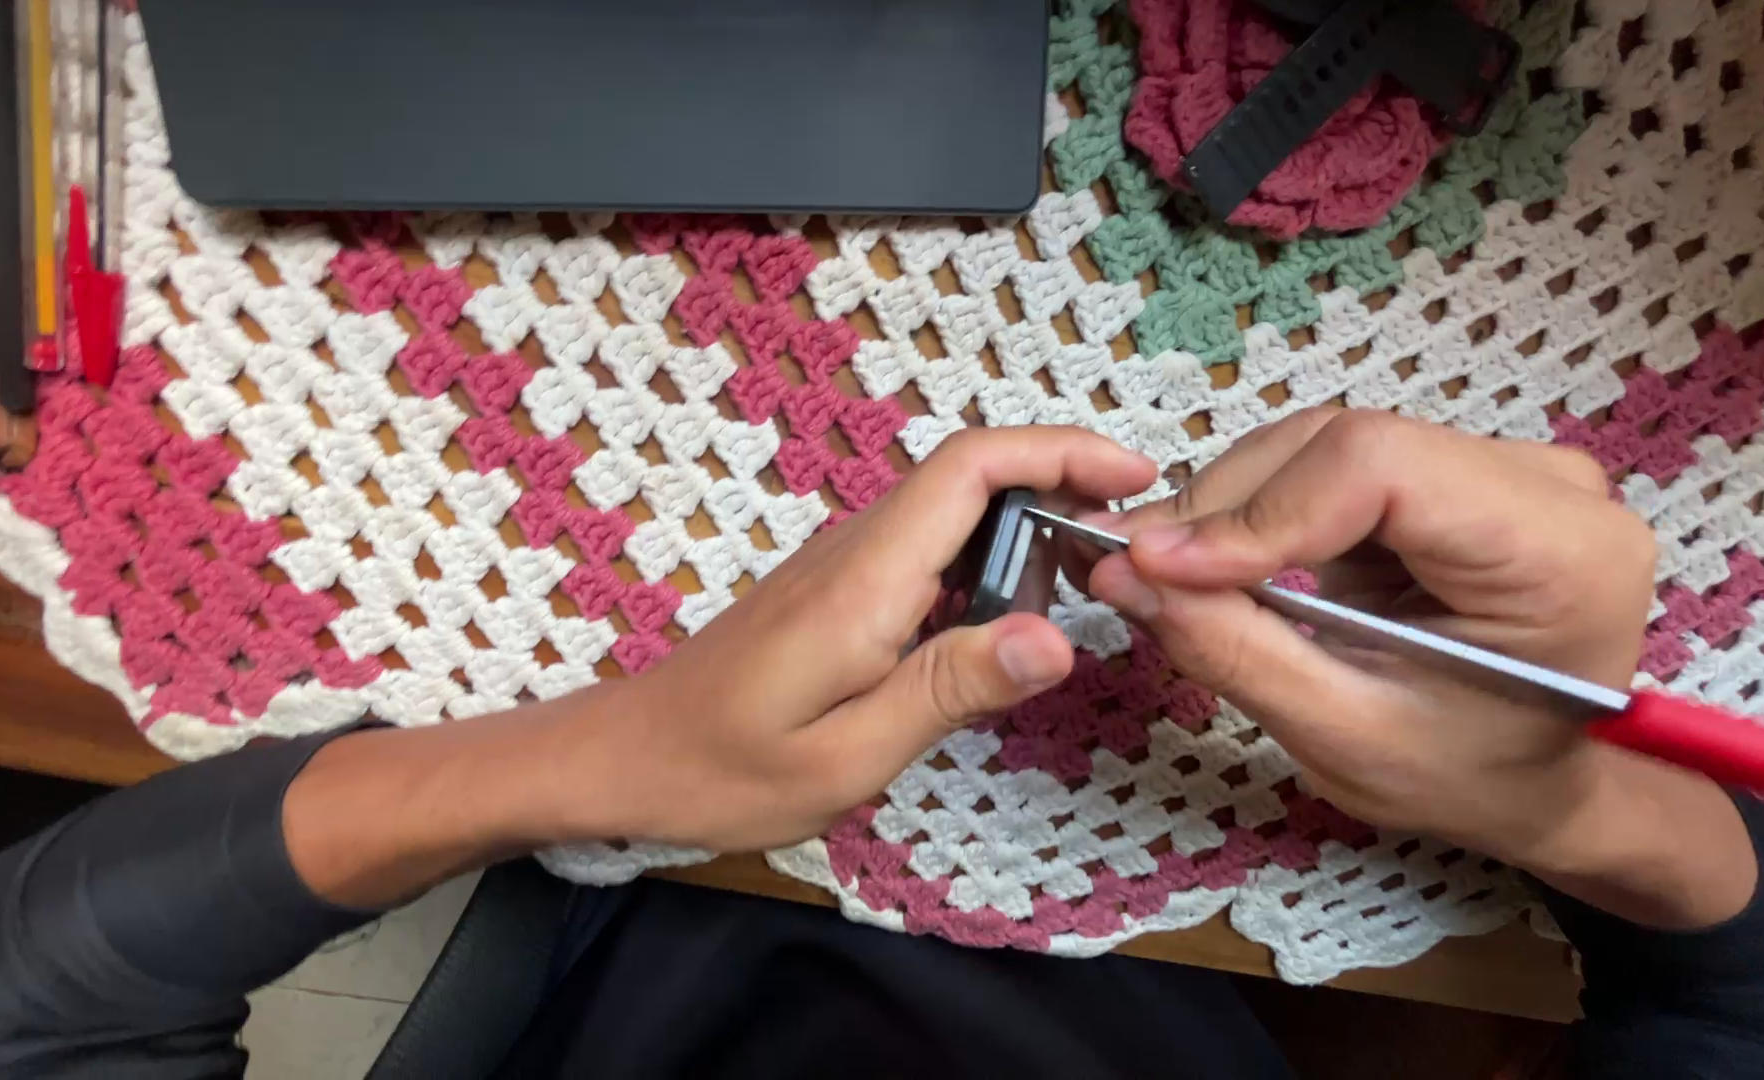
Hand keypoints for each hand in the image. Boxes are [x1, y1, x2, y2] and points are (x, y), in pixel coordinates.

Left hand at [584, 427, 1157, 851]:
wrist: (630, 756)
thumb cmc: (727, 769)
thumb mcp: (849, 753)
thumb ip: (952, 688)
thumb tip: (1059, 638)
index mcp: (866, 580)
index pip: (971, 467)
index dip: (1058, 451)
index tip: (1134, 475)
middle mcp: (855, 551)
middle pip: (970, 479)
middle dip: (1060, 490)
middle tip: (1124, 554)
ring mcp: (843, 566)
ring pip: (951, 516)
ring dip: (1026, 535)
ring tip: (1083, 592)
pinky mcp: (836, 590)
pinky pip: (925, 555)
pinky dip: (983, 569)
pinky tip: (1002, 626)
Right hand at [1070, 408, 1754, 926]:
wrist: (1522, 776)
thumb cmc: (1458, 776)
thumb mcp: (1338, 735)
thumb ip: (1228, 649)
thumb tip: (1115, 573)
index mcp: (1555, 551)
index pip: (1378, 466)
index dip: (1255, 511)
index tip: (1155, 567)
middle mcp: (1532, 479)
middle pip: (1329, 443)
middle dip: (1216, 508)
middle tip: (1128, 566)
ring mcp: (1480, 466)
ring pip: (1306, 445)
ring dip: (1217, 505)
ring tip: (1157, 566)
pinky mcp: (1425, 475)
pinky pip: (1306, 464)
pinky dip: (1237, 510)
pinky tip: (1203, 557)